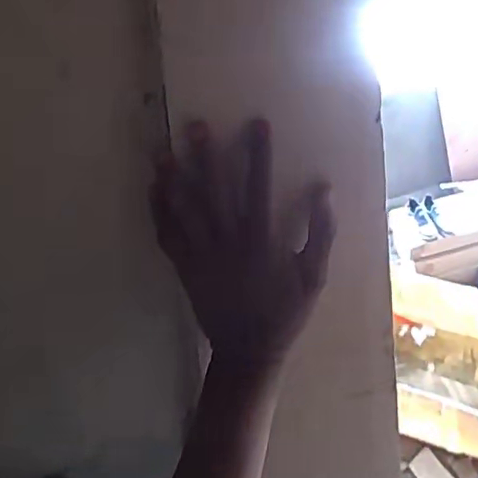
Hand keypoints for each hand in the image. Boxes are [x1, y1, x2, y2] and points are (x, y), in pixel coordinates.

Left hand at [152, 119, 334, 371]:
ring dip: (174, 180)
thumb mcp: (315, 276)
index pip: (259, 186)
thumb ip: (321, 232)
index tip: (257, 124)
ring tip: (164, 153)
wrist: (249, 353)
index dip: (259, 153)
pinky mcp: (185, 269)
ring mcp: (202, 255)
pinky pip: (168, 237)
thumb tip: (324, 190)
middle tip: (196, 125)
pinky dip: (158, 212)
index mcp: (261, 239)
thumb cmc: (286, 311)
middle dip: (206, 156)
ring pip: (185, 211)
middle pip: (214, 191)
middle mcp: (228, 241)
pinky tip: (153, 189)